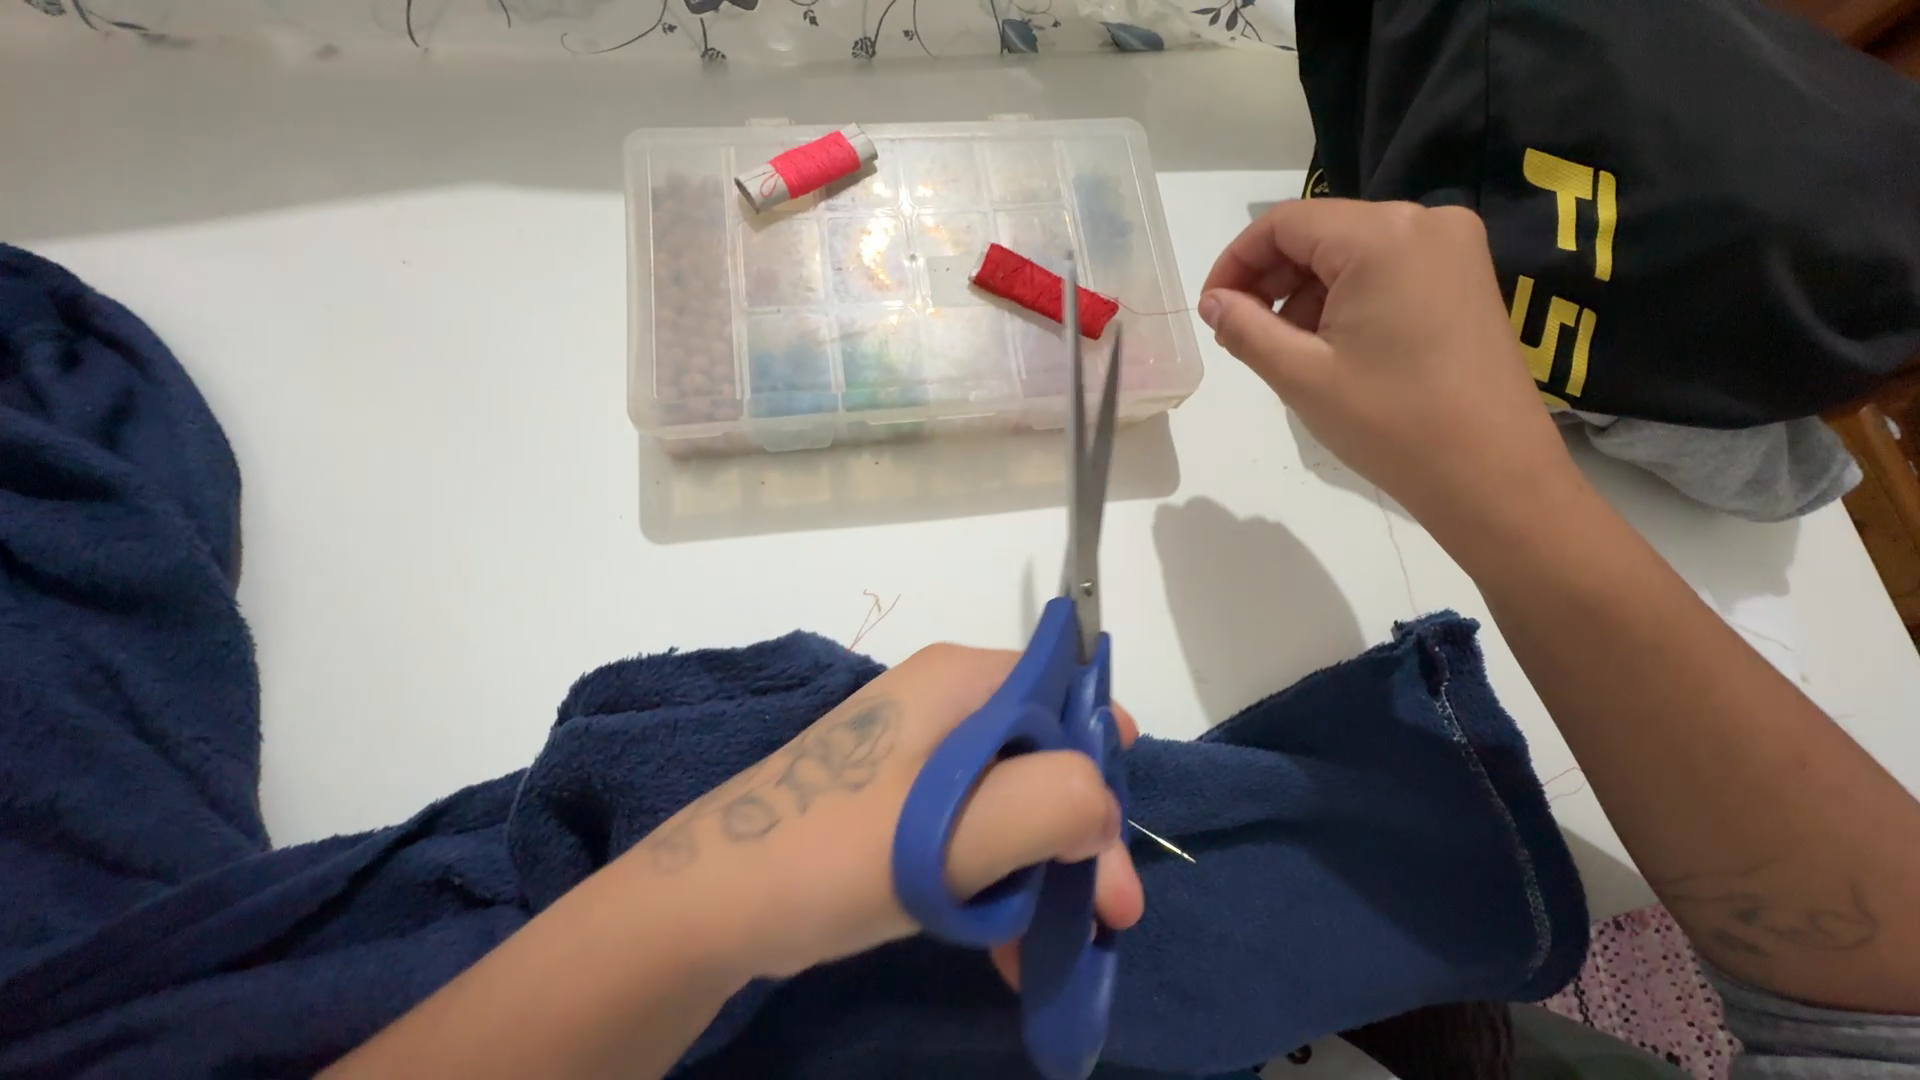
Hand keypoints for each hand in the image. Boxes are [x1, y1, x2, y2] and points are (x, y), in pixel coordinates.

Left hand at [620, 644, 1144, 983]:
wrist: (713, 902)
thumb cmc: (836, 853)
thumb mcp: (958, 832)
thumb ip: (1054, 804)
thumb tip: (1102, 806)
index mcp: (960, 681)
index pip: (1065, 695)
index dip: (1102, 764)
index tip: (1119, 844)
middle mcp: (944, 702)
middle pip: (1044, 757)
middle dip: (1077, 839)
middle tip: (1106, 918)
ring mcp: (919, 752)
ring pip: (1012, 801)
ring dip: (1040, 874)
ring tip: (1054, 951)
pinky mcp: (900, 799)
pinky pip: (973, 829)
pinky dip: (999, 882)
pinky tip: (1013, 952)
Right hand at [1198, 198, 1578, 537]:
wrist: (1491, 474)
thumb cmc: (1390, 422)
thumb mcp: (1299, 375)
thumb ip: (1244, 328)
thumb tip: (1212, 301)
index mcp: (1382, 235)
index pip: (1283, 223)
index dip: (1235, 262)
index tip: (1210, 310)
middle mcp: (1424, 222)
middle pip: (1319, 232)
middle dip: (1270, 280)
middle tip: (1240, 335)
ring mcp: (1453, 249)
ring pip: (1350, 252)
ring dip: (1304, 293)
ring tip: (1286, 351)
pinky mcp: (1465, 278)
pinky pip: (1385, 269)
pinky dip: (1344, 299)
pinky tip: (1331, 347)